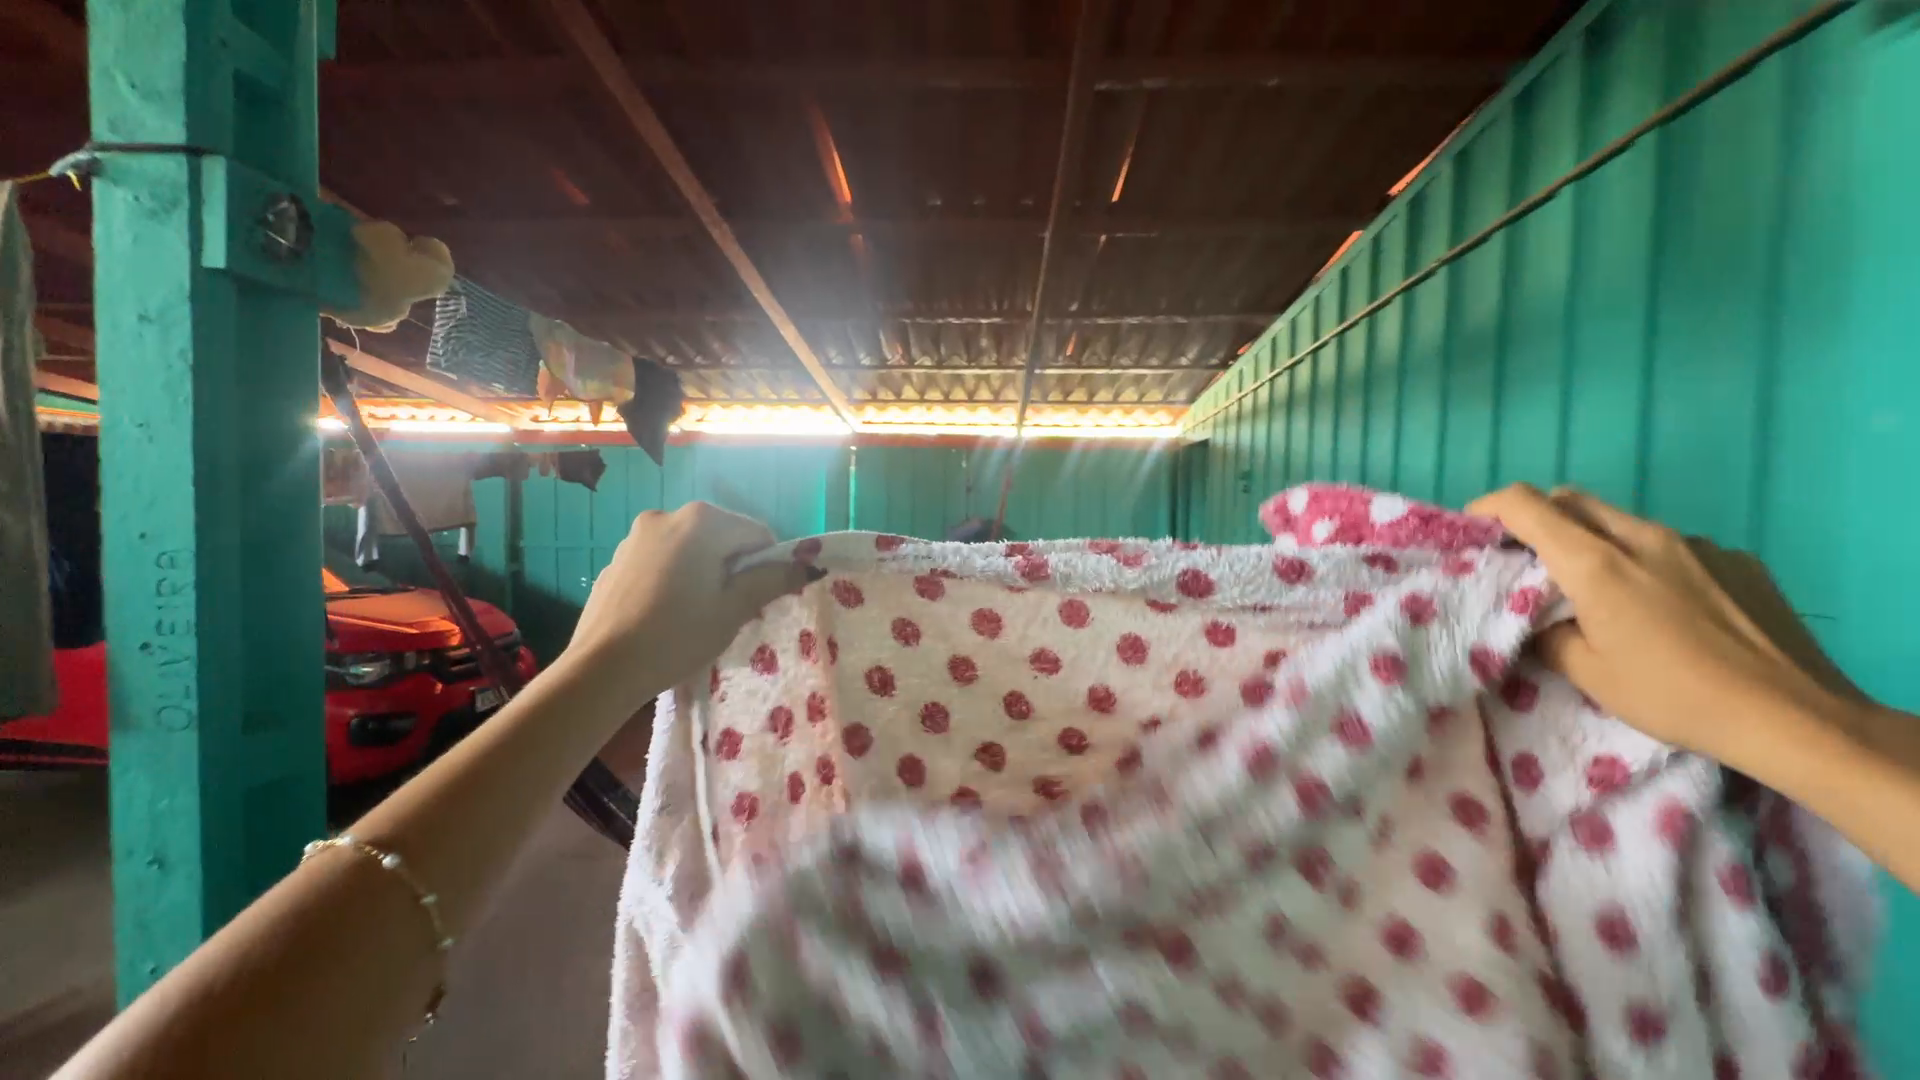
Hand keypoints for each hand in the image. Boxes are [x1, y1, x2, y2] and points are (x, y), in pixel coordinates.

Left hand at [562, 502, 808, 703]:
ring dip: (702, 572)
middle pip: (722, 537)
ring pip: (690, 548)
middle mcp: (667, 515)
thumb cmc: (678, 636)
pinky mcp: (617, 558)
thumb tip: (807, 566)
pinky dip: (673, 578)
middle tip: (728, 610)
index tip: (758, 599)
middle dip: (732, 568)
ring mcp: (637, 535)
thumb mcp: (734, 610)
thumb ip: (772, 580)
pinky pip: (662, 560)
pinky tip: (665, 614)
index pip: (757, 534)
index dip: (767, 565)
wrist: (602, 668)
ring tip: (694, 614)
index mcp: (702, 521)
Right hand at [1467, 484, 1852, 754]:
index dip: (1490, 507)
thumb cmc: (1675, 696)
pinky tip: (1667, 609)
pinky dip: (1648, 563)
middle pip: (1572, 500)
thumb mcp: (1588, 674)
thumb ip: (1547, 634)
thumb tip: (1536, 618)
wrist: (1795, 716)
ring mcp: (1696, 545)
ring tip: (1602, 592)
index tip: (1475, 529)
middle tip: (1526, 558)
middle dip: (1537, 518)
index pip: (1526, 505)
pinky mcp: (1736, 561)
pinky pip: (1673, 547)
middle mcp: (1643, 538)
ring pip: (1623, 523)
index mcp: (1596, 563)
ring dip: (1594, 542)